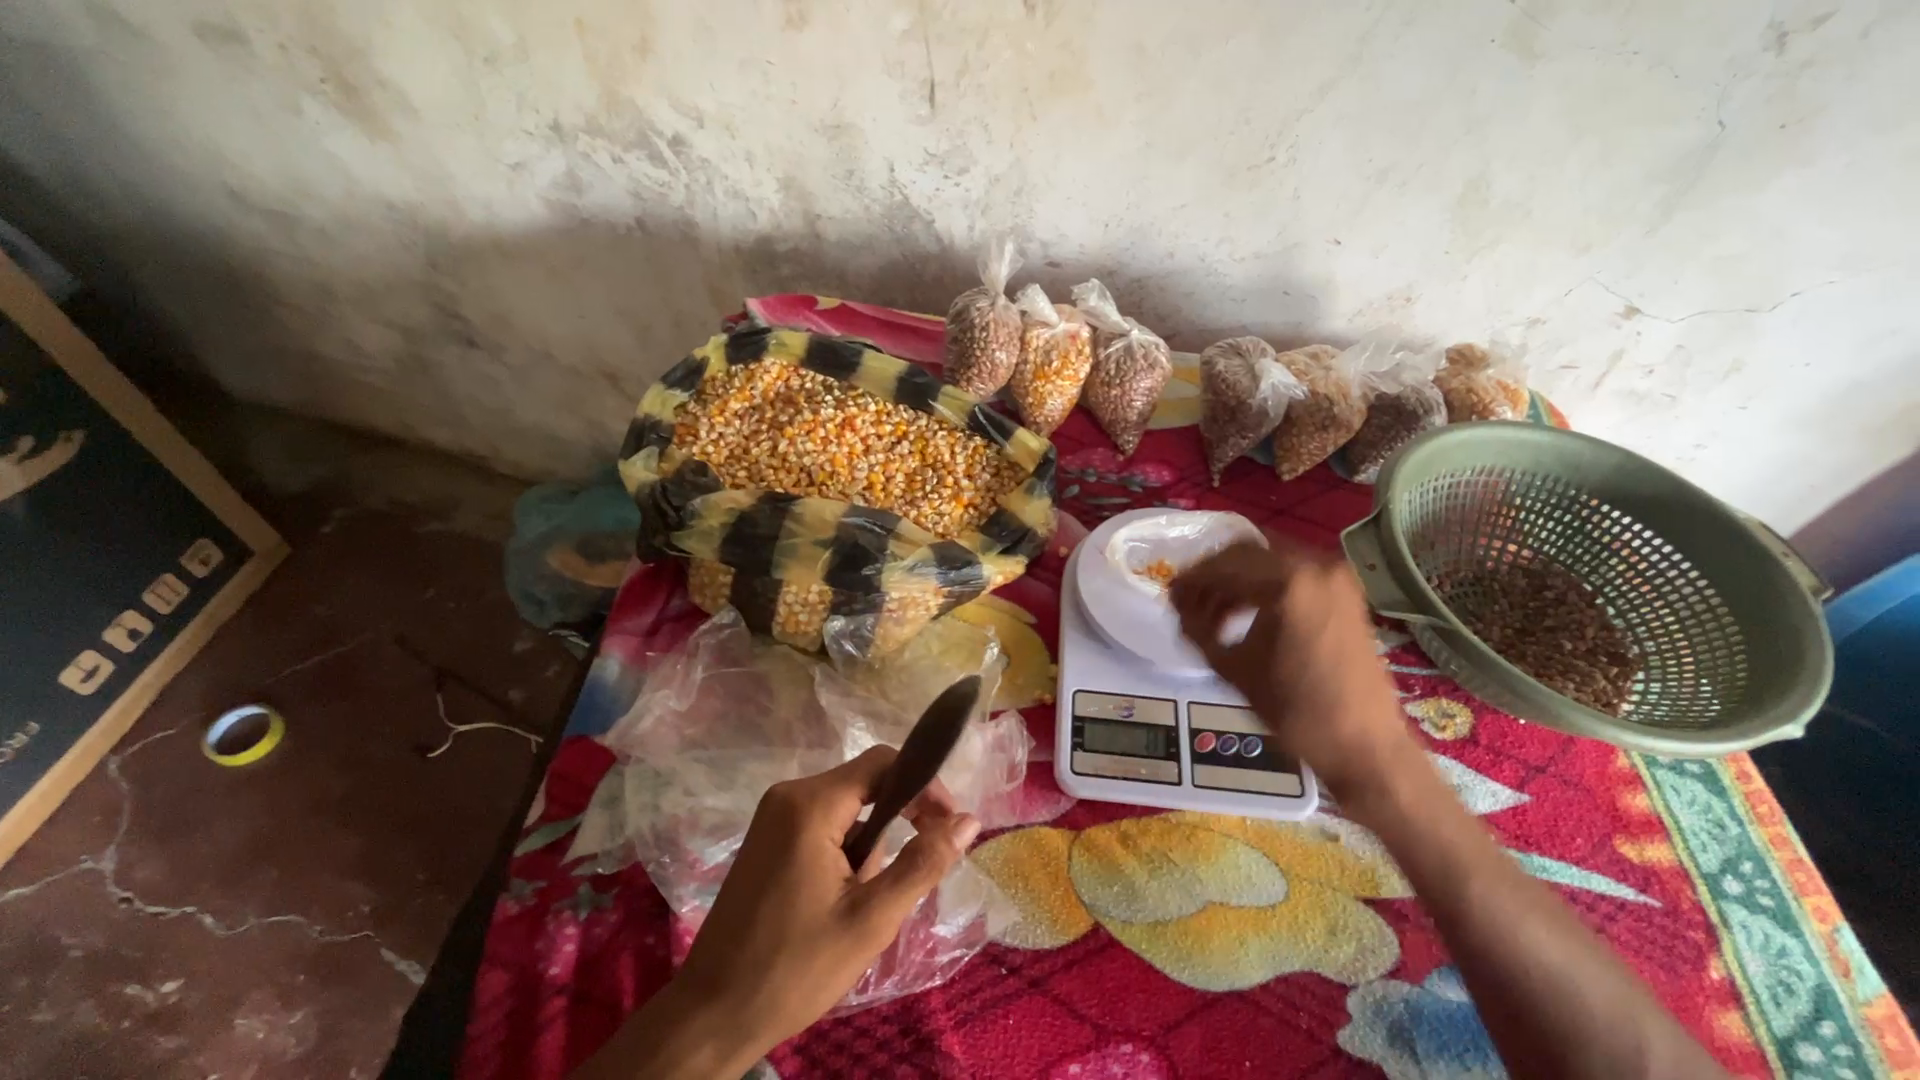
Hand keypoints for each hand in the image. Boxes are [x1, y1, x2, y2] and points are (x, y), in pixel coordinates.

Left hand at [574, 748, 981, 1078]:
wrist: (714, 1012)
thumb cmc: (796, 967)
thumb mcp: (871, 919)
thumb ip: (923, 863)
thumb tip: (968, 820)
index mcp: (811, 804)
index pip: (885, 762)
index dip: (925, 786)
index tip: (949, 828)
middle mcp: (788, 796)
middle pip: (866, 783)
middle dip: (900, 821)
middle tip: (919, 871)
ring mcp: (772, 817)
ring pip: (847, 808)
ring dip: (872, 844)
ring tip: (869, 902)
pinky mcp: (766, 840)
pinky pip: (823, 824)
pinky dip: (847, 851)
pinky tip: (844, 899)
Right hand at [1169, 538, 1417, 804]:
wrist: (1364, 743)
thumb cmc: (1296, 712)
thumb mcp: (1234, 669)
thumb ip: (1199, 629)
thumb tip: (1180, 607)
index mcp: (1288, 582)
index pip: (1223, 564)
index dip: (1191, 579)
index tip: (1169, 596)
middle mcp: (1315, 566)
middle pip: (1246, 554)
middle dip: (1213, 576)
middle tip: (1188, 602)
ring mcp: (1335, 577)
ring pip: (1269, 561)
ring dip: (1238, 580)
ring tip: (1214, 613)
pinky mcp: (1345, 592)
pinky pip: (1293, 574)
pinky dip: (1264, 586)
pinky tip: (1246, 613)